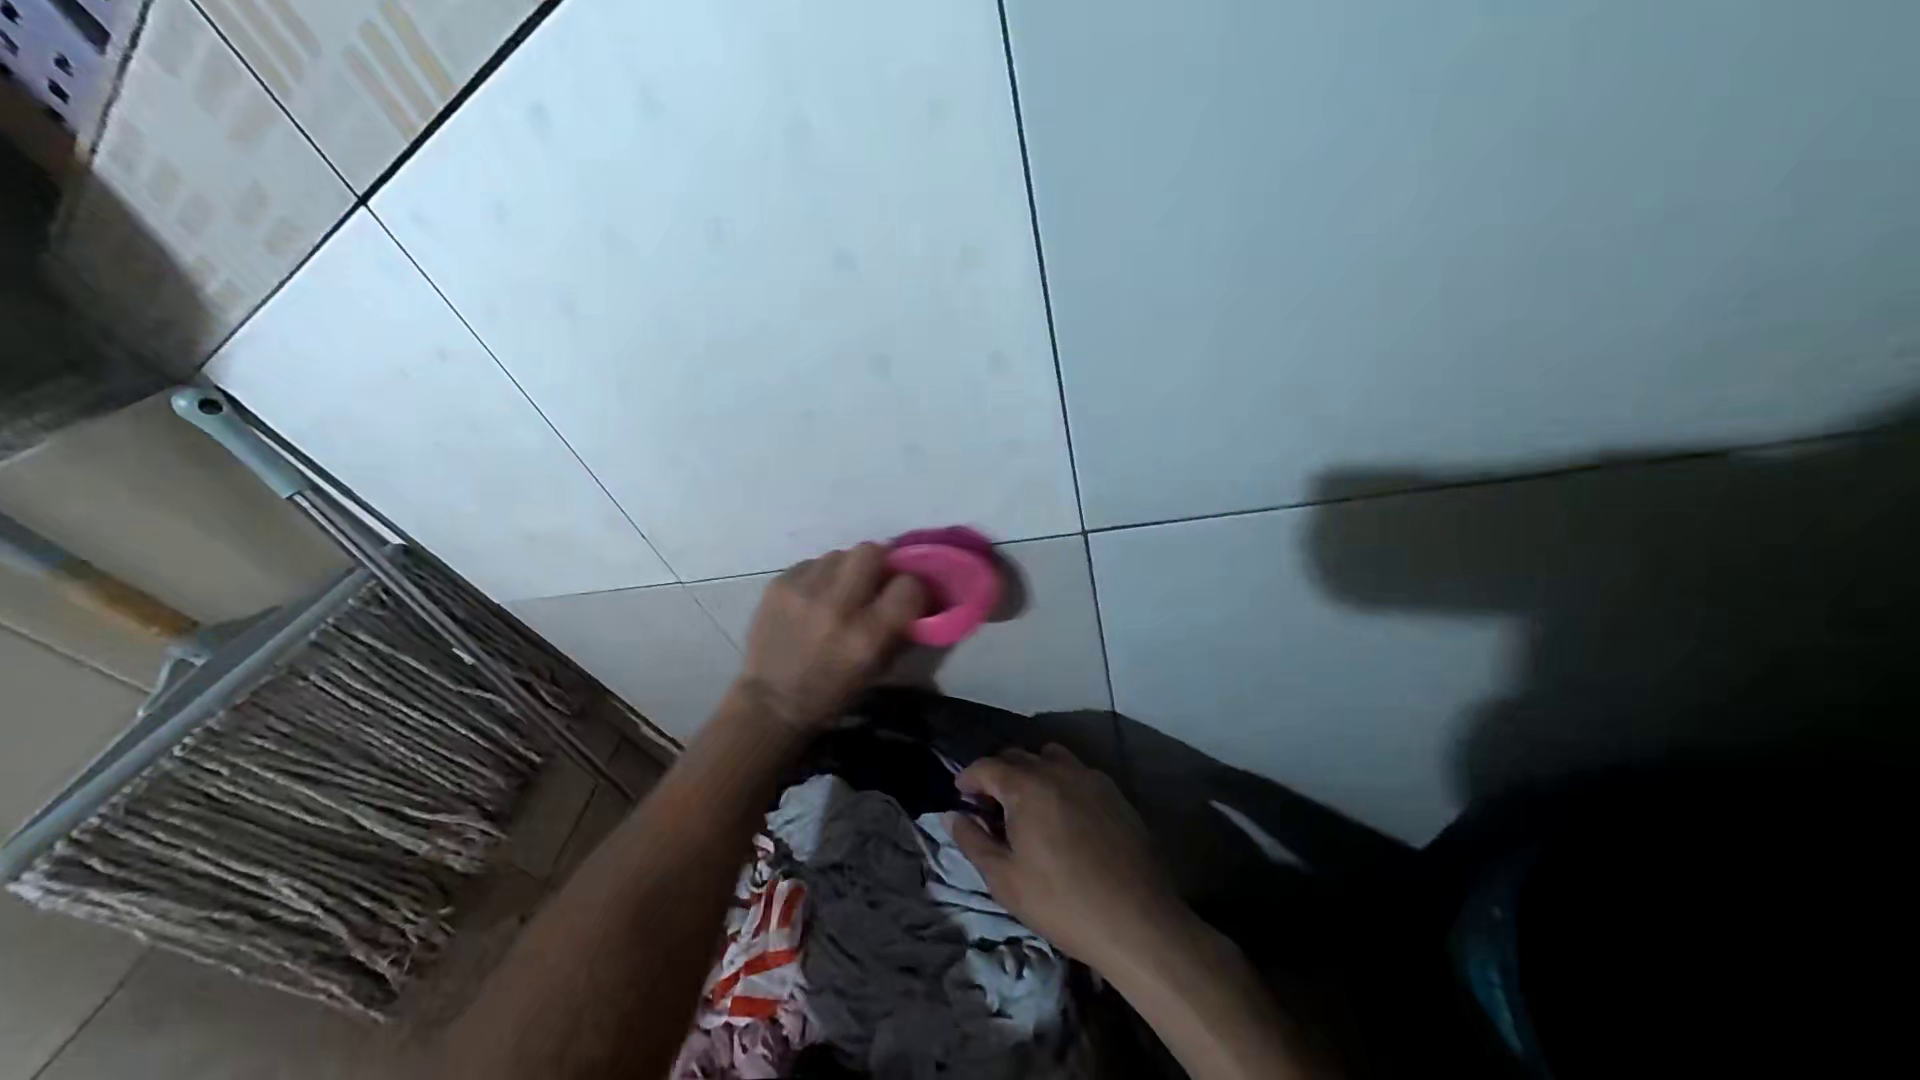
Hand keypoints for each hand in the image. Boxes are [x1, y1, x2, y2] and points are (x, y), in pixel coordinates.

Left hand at [736, 543, 924, 731]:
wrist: (770, 702)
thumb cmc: (831, 693)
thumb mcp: (877, 669)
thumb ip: (899, 629)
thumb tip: (916, 595)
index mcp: (867, 636)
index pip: (908, 585)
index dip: (911, 587)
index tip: (905, 594)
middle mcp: (838, 607)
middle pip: (872, 551)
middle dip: (879, 562)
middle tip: (874, 578)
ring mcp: (804, 592)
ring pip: (840, 553)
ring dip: (847, 569)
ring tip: (840, 589)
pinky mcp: (778, 584)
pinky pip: (812, 563)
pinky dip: (819, 575)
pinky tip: (813, 596)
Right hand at [949, 745, 1184, 968]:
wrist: (1137, 921)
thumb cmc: (1061, 902)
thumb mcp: (1004, 879)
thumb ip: (973, 841)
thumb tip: (952, 815)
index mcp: (1026, 785)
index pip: (986, 766)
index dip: (968, 778)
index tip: (961, 797)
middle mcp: (1058, 770)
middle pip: (1018, 755)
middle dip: (997, 773)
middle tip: (990, 805)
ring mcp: (1091, 777)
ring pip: (1051, 757)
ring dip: (1032, 771)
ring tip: (1029, 805)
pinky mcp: (1115, 793)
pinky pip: (1079, 773)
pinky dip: (1062, 782)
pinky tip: (1065, 816)